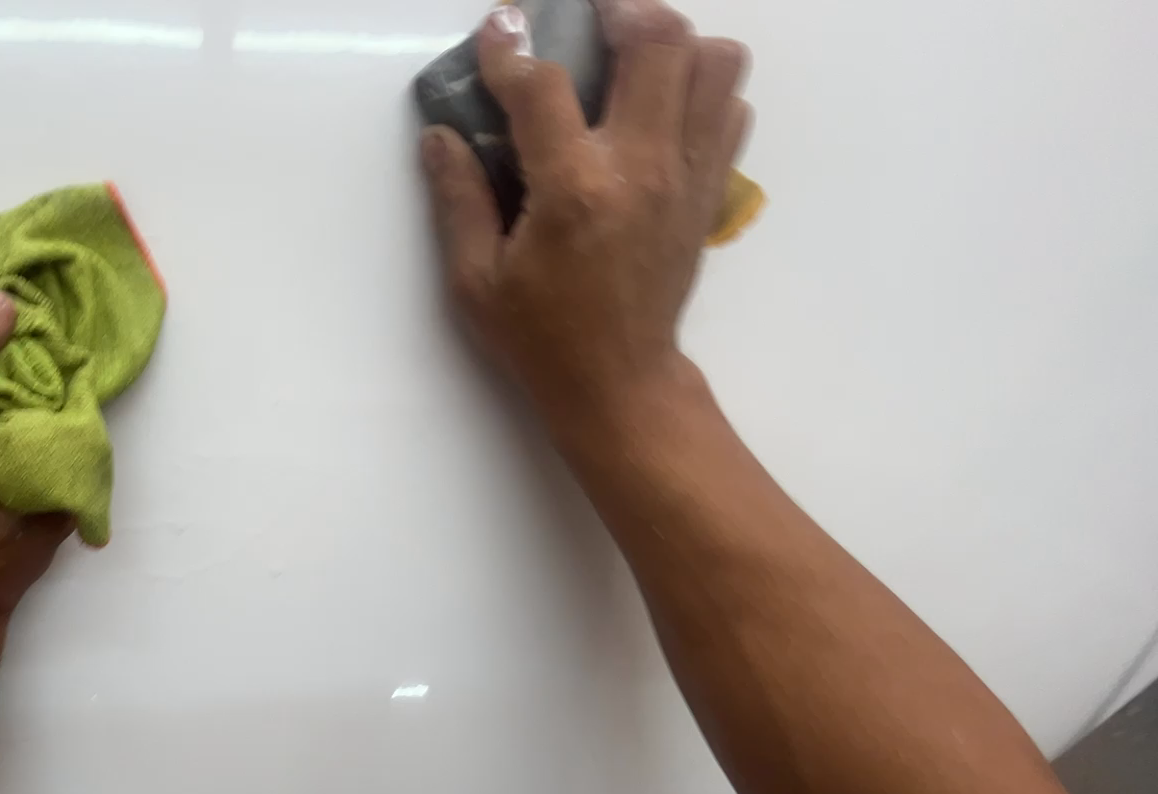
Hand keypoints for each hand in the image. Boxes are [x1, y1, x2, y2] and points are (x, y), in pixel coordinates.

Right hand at [421, 0, 749, 413]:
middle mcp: (641, 167)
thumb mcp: (475, 281)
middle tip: (585, 19)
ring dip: (673, 41)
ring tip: (630, 57)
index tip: (497, 28)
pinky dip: (702, 87)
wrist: (614, 380)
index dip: (511, 51)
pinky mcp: (709, 192)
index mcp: (573, 192)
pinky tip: (660, 108)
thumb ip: (458, 202)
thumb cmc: (537, 336)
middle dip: (617, 10)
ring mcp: (686, 176)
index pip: (543, 91)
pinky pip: (729, 106)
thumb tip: (439, 138)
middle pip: (657, 40)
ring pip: (714, 61)